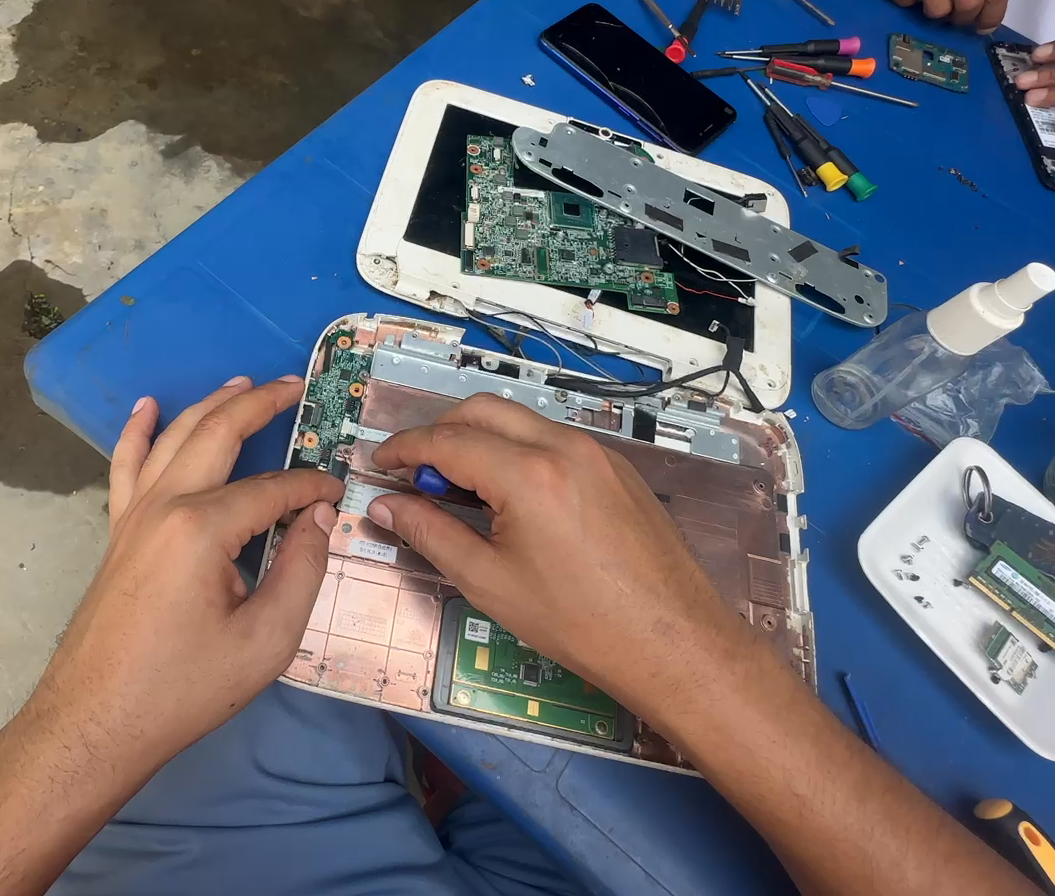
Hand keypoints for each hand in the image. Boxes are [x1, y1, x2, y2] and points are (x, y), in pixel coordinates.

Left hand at [30, 376, 341, 770]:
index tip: (338, 495)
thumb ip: (301, 570)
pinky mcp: (118, 530)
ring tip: (242, 381)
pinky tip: (146, 407)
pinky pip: (126, 465)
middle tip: (295, 384)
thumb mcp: (265, 640)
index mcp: (203, 527)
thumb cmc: (183, 688)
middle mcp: (165, 504)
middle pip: (218, 433)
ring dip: (211, 404)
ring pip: (175, 437)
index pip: (273, 489)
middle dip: (260, 403)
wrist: (93, 725)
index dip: (311, 488)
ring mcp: (134, 513)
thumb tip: (318, 517)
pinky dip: (137, 431)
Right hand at [366, 396, 750, 717]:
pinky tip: (511, 496)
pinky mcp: (617, 466)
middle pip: (482, 409)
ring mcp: (597, 451)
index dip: (404, 448)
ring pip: (519, 420)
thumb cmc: (576, 622)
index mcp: (529, 473)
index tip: (379, 462)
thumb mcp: (489, 581)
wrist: (675, 644)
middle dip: (439, 430)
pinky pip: (551, 439)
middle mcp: (564, 445)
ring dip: (479, 438)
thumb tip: (384, 506)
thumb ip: (429, 533)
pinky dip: (516, 450)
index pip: (447, 440)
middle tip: (416, 472)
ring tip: (459, 486)